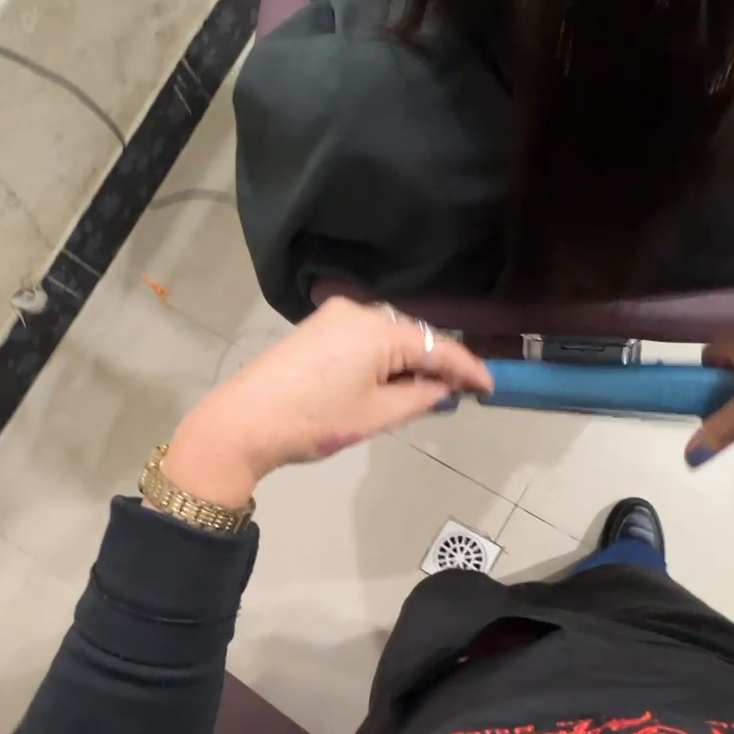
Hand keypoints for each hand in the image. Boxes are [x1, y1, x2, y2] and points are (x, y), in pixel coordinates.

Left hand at [161, 298, 493, 506]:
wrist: (244, 422)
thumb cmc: (314, 422)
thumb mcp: (376, 416)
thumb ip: (420, 398)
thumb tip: (444, 387)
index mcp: (378, 330)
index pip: (437, 347)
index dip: (467, 369)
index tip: (489, 388)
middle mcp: (358, 311)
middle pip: (412, 336)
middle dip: (435, 364)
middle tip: (456, 395)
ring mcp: (333, 316)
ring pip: (387, 336)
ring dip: (406, 362)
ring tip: (422, 394)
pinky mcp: (316, 327)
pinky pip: (363, 338)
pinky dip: (381, 358)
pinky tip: (386, 381)